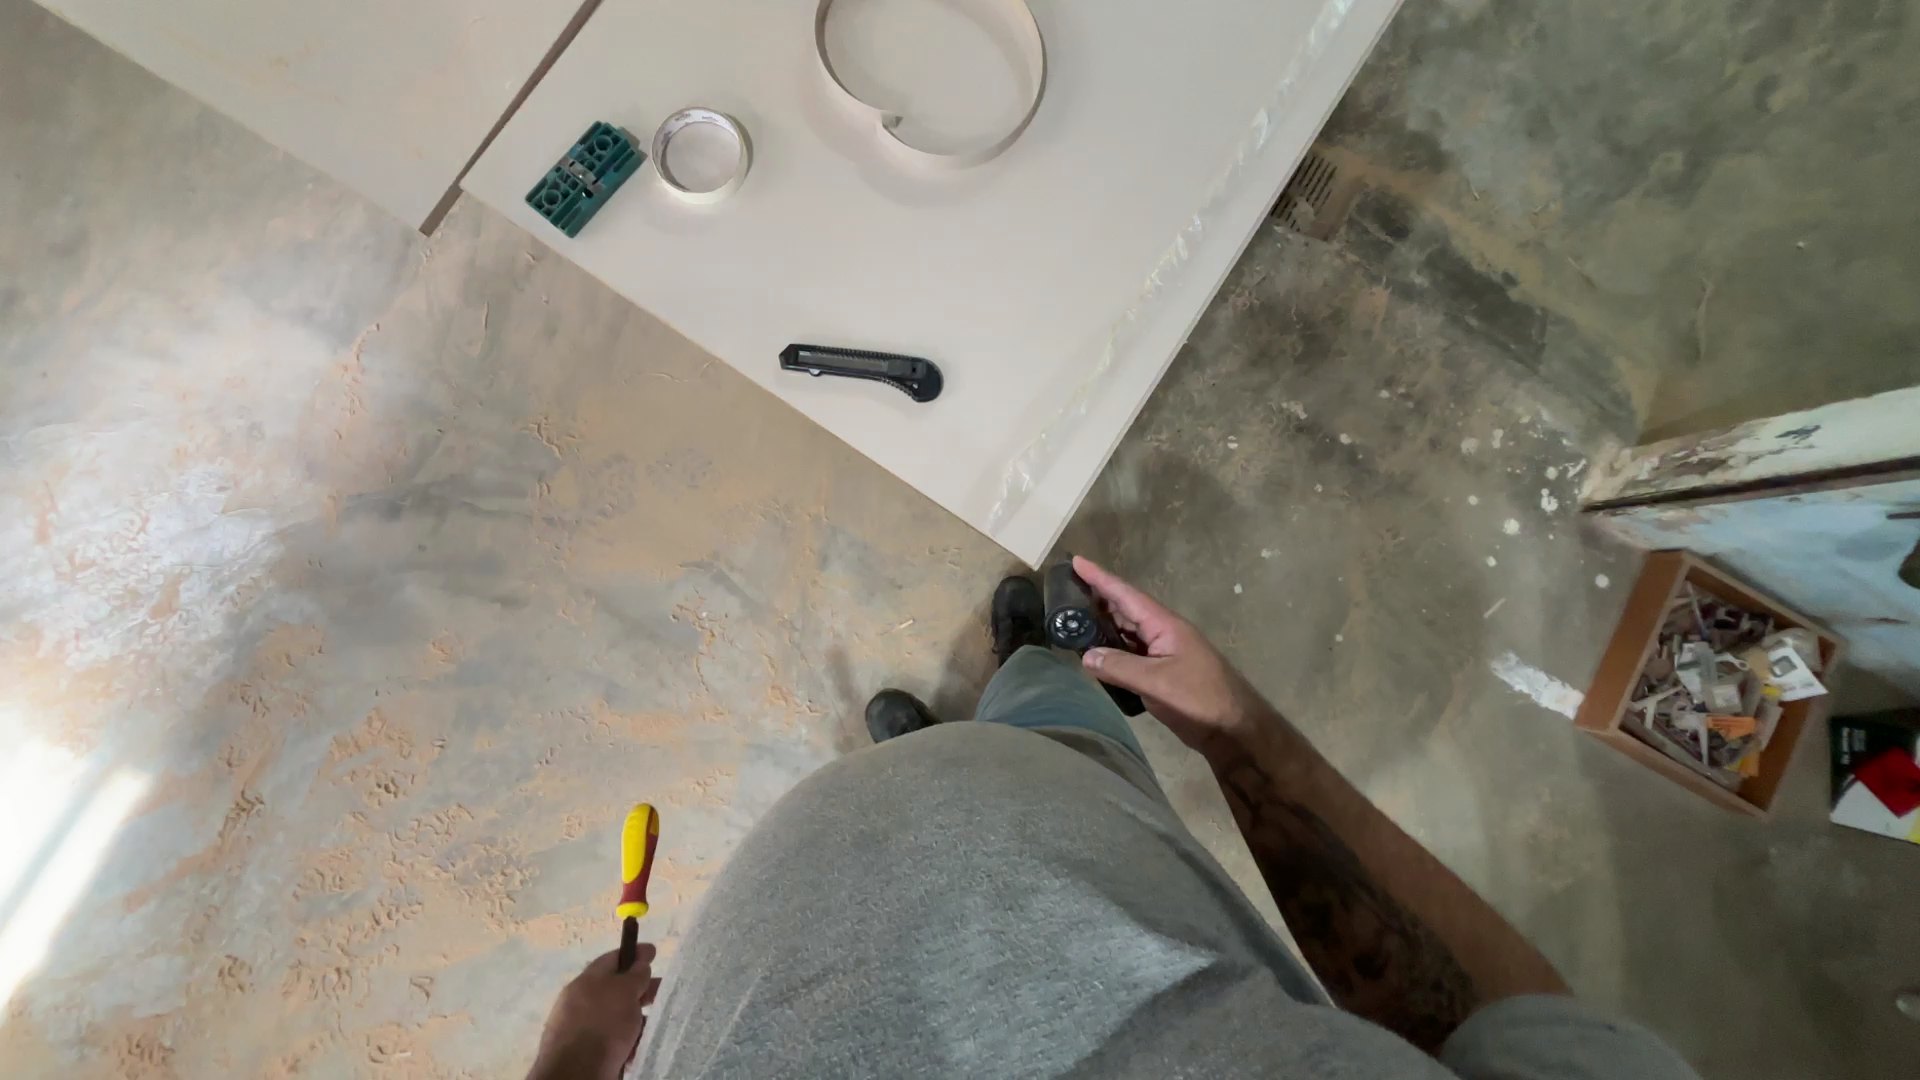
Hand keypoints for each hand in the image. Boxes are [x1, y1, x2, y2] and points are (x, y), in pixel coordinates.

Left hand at [527, 948, 659, 1079]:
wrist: (576, 1077)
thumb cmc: (603, 1026)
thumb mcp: (626, 991)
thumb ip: (636, 974)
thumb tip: (639, 966)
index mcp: (585, 982)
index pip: (612, 959)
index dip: (634, 953)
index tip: (654, 953)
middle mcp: (579, 1004)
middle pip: (616, 989)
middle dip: (641, 989)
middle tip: (661, 992)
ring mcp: (580, 1030)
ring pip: (616, 1016)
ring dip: (636, 1018)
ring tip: (651, 1025)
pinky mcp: (584, 1054)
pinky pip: (612, 1040)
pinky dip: (626, 1040)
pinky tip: (637, 1045)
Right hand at [1074, 556, 1269, 751]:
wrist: (1234, 729)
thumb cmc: (1200, 698)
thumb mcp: (1158, 681)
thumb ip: (1120, 667)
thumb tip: (1086, 656)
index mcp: (1164, 625)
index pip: (1126, 594)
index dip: (1100, 578)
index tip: (1076, 561)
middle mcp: (1162, 633)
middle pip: (1124, 609)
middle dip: (1097, 597)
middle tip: (1065, 590)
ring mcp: (1162, 653)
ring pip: (1126, 631)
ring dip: (1101, 624)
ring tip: (1072, 618)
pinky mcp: (1161, 673)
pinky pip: (1130, 653)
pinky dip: (1111, 649)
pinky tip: (1095, 654)